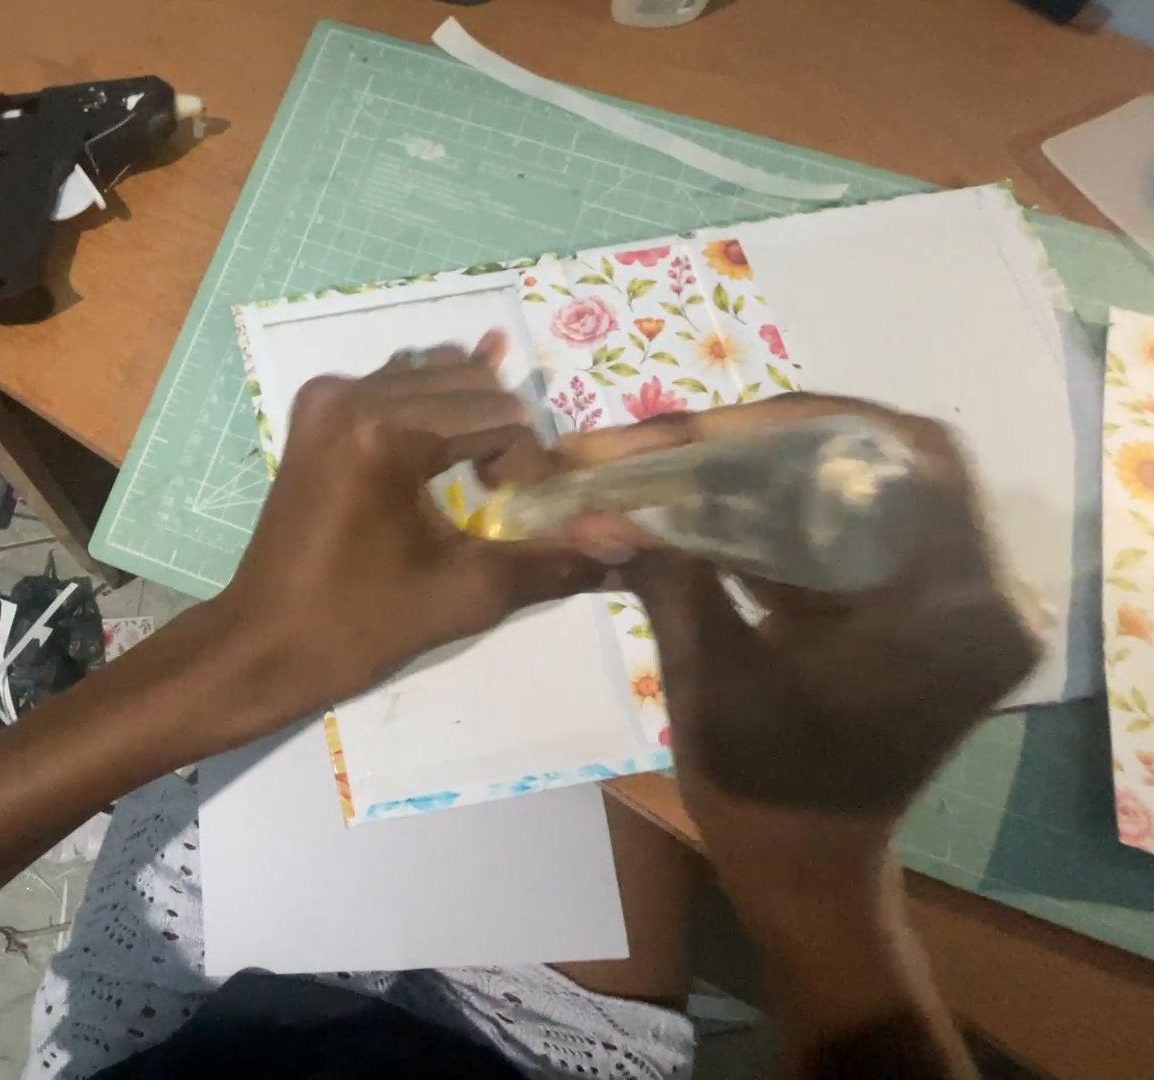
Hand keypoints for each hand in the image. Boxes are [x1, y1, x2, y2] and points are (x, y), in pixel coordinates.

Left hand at [204, 332, 602, 744]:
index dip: (531, 461)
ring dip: (468, 412)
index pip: (499, 415)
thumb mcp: (463, 596)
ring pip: (428, 375)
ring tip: (481, 471)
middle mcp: (350, 394)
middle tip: (512, 491)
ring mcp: (323, 400)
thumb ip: (551, 561)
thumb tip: (629, 544)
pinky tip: (441, 445)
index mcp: (384, 431)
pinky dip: (424, 407)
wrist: (263, 643)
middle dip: (504, 432)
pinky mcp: (310, 416)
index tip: (531, 509)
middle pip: (467, 383)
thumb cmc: (356, 626)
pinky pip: (388, 386)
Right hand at [560, 395, 1039, 903]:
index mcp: (948, 607)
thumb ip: (660, 576)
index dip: (793, 423)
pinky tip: (685, 514)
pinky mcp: (890, 609)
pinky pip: (824, 535)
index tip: (690, 427)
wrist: (798, 857)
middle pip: (867, 467)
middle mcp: (966, 588)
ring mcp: (932, 597)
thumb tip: (584, 515)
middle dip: (751, 446)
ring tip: (656, 467)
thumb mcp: (707, 673)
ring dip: (744, 479)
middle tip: (656, 441)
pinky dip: (753, 518)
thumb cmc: (762, 780)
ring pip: (840, 496)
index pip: (899, 459)